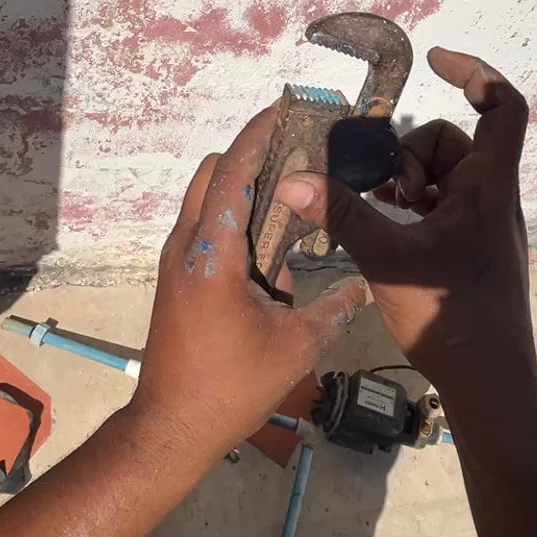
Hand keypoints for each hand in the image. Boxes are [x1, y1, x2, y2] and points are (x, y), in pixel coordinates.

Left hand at [128, 106, 371, 459]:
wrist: (170, 427)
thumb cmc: (230, 386)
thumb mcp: (295, 347)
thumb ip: (334, 308)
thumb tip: (366, 286)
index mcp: (212, 252)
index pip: (233, 171)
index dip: (258, 134)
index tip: (285, 108)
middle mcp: (187, 244)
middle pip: (214, 173)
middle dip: (253, 155)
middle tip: (300, 156)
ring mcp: (178, 260)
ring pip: (208, 199)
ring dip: (245, 189)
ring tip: (294, 197)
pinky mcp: (178, 277)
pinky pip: (208, 228)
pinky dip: (237, 219)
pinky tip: (275, 246)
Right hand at [274, 48, 533, 394]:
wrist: (487, 381)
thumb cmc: (448, 316)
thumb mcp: (387, 258)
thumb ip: (342, 214)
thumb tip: (294, 180)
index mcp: (487, 188)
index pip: (504, 108)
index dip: (476, 73)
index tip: (436, 60)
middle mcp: (491, 197)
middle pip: (454, 142)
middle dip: (411, 153)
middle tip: (385, 190)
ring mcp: (482, 223)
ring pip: (442, 174)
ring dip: (407, 180)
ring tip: (379, 208)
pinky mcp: (470, 246)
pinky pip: (440, 203)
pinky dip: (411, 203)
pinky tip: (385, 225)